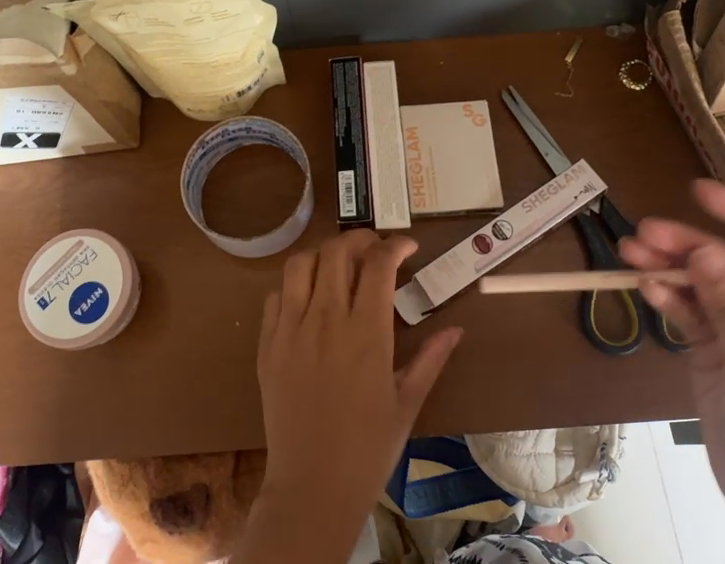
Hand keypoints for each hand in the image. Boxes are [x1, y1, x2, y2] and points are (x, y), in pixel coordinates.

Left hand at [238, 230, 463, 563]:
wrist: (313, 485)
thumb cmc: (369, 448)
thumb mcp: (407, 402)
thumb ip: (431, 358)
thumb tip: (457, 328)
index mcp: (367, 333)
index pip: (378, 264)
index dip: (394, 245)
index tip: (407, 247)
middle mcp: (326, 321)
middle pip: (336, 252)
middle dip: (359, 239)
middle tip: (375, 249)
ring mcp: (291, 331)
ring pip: (300, 264)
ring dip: (322, 255)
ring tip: (339, 266)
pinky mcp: (267, 346)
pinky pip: (275, 297)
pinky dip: (294, 286)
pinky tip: (309, 300)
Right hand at [620, 180, 724, 563]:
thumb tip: (703, 252)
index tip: (700, 192)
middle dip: (689, 246)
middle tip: (644, 232)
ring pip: (705, 285)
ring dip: (670, 268)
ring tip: (630, 251)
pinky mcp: (717, 351)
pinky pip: (691, 313)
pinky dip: (668, 299)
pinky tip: (644, 286)